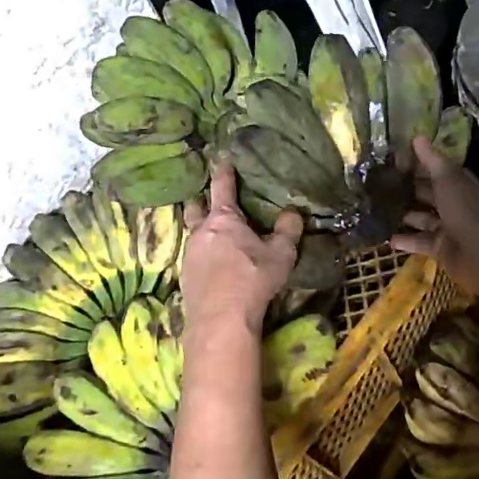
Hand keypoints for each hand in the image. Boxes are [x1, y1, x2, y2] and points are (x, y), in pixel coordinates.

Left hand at [181, 162, 303, 334]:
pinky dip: (202, 255)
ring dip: (201, 230)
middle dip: (200, 200)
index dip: (223, 172)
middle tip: (205, 197)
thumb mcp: (280, 254)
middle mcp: (201, 232)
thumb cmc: (253, 278)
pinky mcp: (185, 277)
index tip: (221, 160)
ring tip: (211, 234)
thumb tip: (293, 212)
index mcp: (223, 218)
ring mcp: (189, 255)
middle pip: (195, 208)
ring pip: (193, 234)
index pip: (222, 187)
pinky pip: (193, 257)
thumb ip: (288, 231)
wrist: (221, 318)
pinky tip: (211, 265)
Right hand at [390, 137, 478, 293]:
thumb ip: (432, 160)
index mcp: (463, 185)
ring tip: (381, 209)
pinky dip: (406, 241)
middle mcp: (457, 205)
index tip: (397, 160)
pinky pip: (421, 242)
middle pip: (431, 194)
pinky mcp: (443, 250)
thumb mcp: (449, 180)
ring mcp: (450, 229)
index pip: (440, 171)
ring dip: (406, 215)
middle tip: (382, 185)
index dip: (421, 165)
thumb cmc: (468, 212)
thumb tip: (417, 137)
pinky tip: (387, 237)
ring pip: (425, 219)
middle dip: (410, 189)